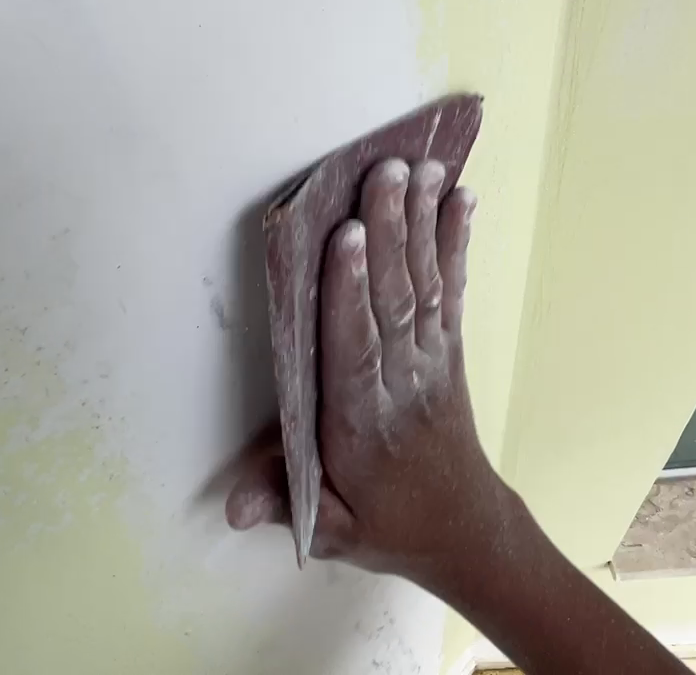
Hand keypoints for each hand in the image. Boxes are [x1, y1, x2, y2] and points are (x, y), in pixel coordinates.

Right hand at [226, 158, 513, 589]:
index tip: (347, 235)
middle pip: (395, 299)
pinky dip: (458, 242)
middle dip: (391, 232)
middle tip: (386, 172)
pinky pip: (454, 289)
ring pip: (425, 284)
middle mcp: (401, 379)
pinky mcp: (450, 347)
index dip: (351, 290)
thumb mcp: (331, 528)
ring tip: (422, 167)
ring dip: (423, 222)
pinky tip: (460, 198)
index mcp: (362, 419)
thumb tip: (230, 508)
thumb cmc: (387, 520)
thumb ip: (284, 505)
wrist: (465, 528)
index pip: (356, 346)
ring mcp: (432, 358)